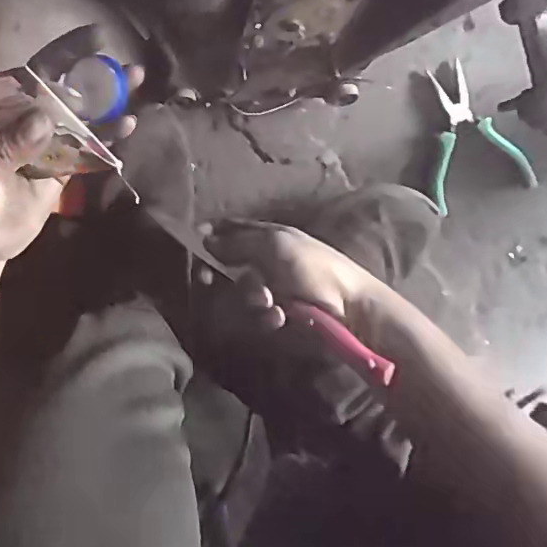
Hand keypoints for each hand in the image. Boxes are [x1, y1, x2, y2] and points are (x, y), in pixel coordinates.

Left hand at [0, 66, 144, 268]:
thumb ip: (4, 148)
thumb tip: (44, 117)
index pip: (33, 73)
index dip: (64, 54)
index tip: (96, 38)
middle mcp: (25, 120)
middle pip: (66, 90)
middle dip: (98, 76)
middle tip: (129, 68)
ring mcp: (46, 144)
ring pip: (82, 117)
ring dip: (110, 103)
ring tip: (138, 87)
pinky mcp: (61, 169)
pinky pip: (87, 149)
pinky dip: (107, 138)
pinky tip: (128, 128)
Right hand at [203, 219, 386, 331]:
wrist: (352, 310)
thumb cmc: (315, 268)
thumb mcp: (275, 245)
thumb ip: (239, 241)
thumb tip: (206, 236)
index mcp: (271, 235)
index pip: (233, 229)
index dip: (212, 234)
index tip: (195, 243)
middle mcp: (268, 260)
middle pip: (229, 264)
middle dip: (222, 272)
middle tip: (208, 279)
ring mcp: (273, 289)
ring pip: (240, 293)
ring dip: (250, 297)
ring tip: (269, 302)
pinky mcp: (278, 316)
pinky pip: (256, 316)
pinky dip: (266, 316)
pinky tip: (280, 317)